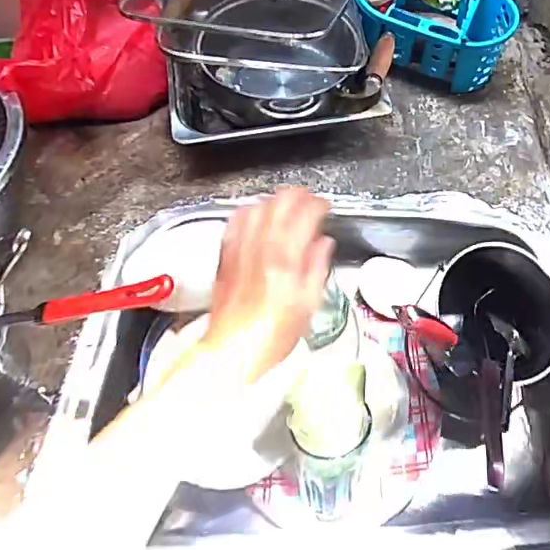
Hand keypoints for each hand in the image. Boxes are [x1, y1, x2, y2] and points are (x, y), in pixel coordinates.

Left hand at [199, 187, 334, 382]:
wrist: (232, 352)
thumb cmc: (271, 336)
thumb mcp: (308, 304)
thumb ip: (317, 267)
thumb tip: (323, 245)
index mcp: (285, 259)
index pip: (303, 216)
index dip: (317, 205)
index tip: (324, 206)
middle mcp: (260, 249)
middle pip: (277, 205)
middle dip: (296, 197)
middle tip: (307, 200)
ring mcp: (239, 251)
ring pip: (255, 209)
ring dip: (272, 201)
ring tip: (284, 203)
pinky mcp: (225, 258)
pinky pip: (234, 224)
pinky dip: (246, 213)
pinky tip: (253, 214)